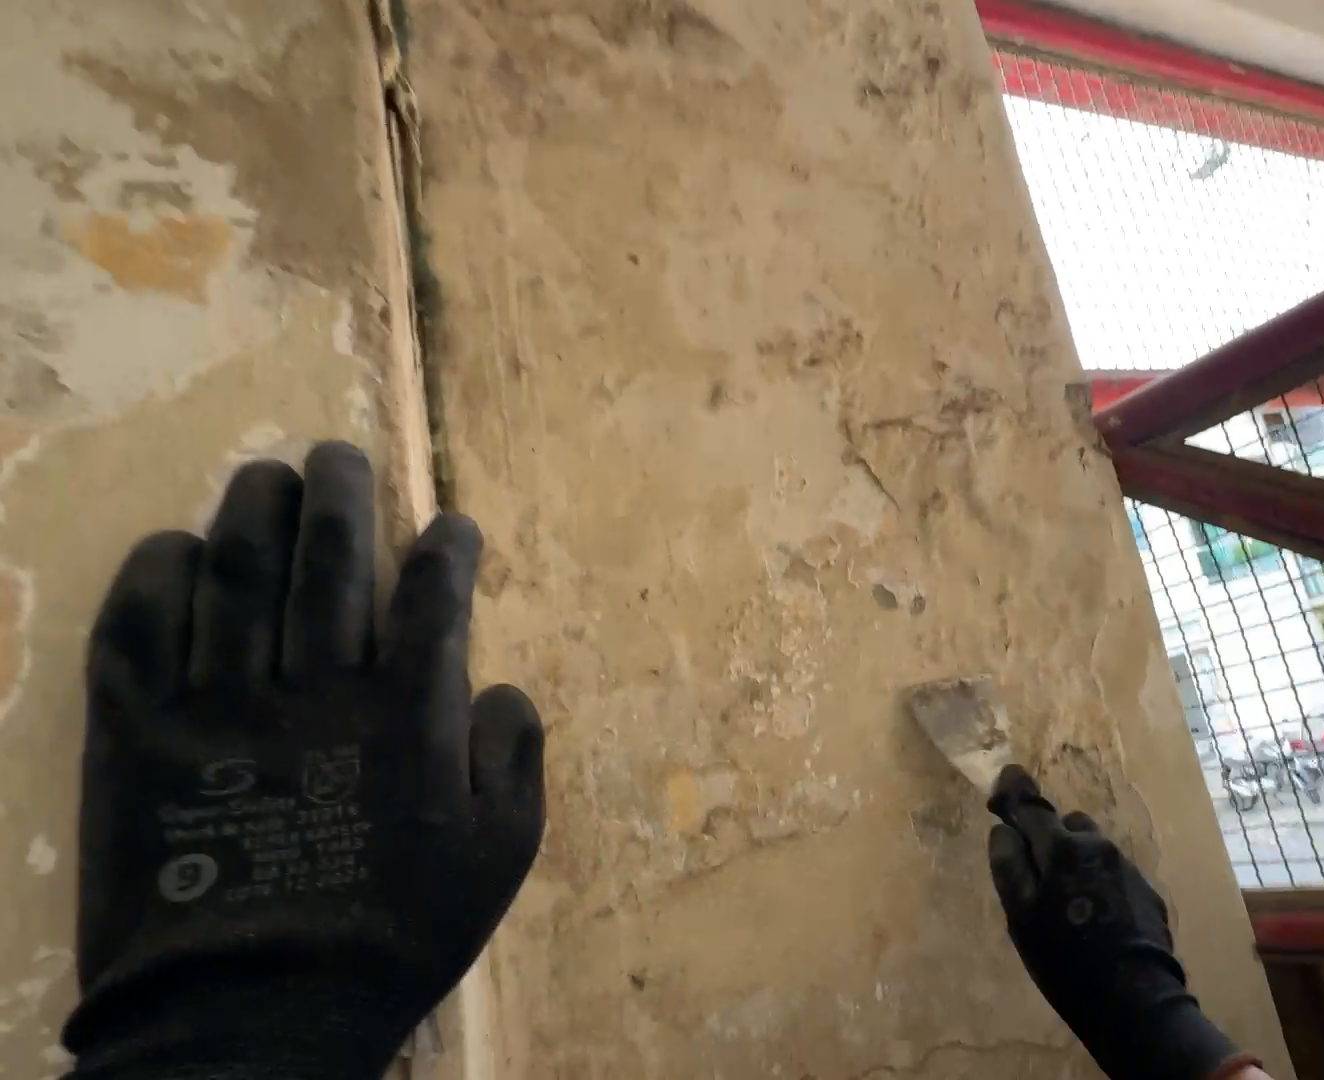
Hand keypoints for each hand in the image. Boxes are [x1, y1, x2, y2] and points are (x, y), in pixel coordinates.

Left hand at [65, 443, 544, 1079]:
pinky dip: (151, 586)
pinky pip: (137, 642)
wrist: (255, 1018)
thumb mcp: (507, 846)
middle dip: (338, 501)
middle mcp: (319, 695)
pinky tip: (171, 549)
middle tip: (339, 455)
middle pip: (327, 569)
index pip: (432, 600)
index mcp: (409, 718)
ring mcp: (222, 713)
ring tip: (264, 472)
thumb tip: (495, 687)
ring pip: (234, 585)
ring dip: (250, 517)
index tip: (448, 524)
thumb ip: (514, 755)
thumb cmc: (404, 925)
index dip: (443, 550)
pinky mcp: (139, 744)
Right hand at [988, 767, 1256, 1079]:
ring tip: (1071, 901)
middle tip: (1040, 877)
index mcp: (1061, 848)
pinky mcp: (1146, 891)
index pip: (1032, 806)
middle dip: (1050, 839)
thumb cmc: (1065, 960)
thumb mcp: (1021, 917)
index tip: (1005, 779)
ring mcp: (1126, 866)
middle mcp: (1096, 845)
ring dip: (1078, 860)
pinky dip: (1100, 882)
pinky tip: (1097, 918)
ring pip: (1092, 847)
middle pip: (1066, 825)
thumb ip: (1010, 866)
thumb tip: (1003, 831)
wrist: (1136, 1001)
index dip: (1014, 792)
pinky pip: (1113, 872)